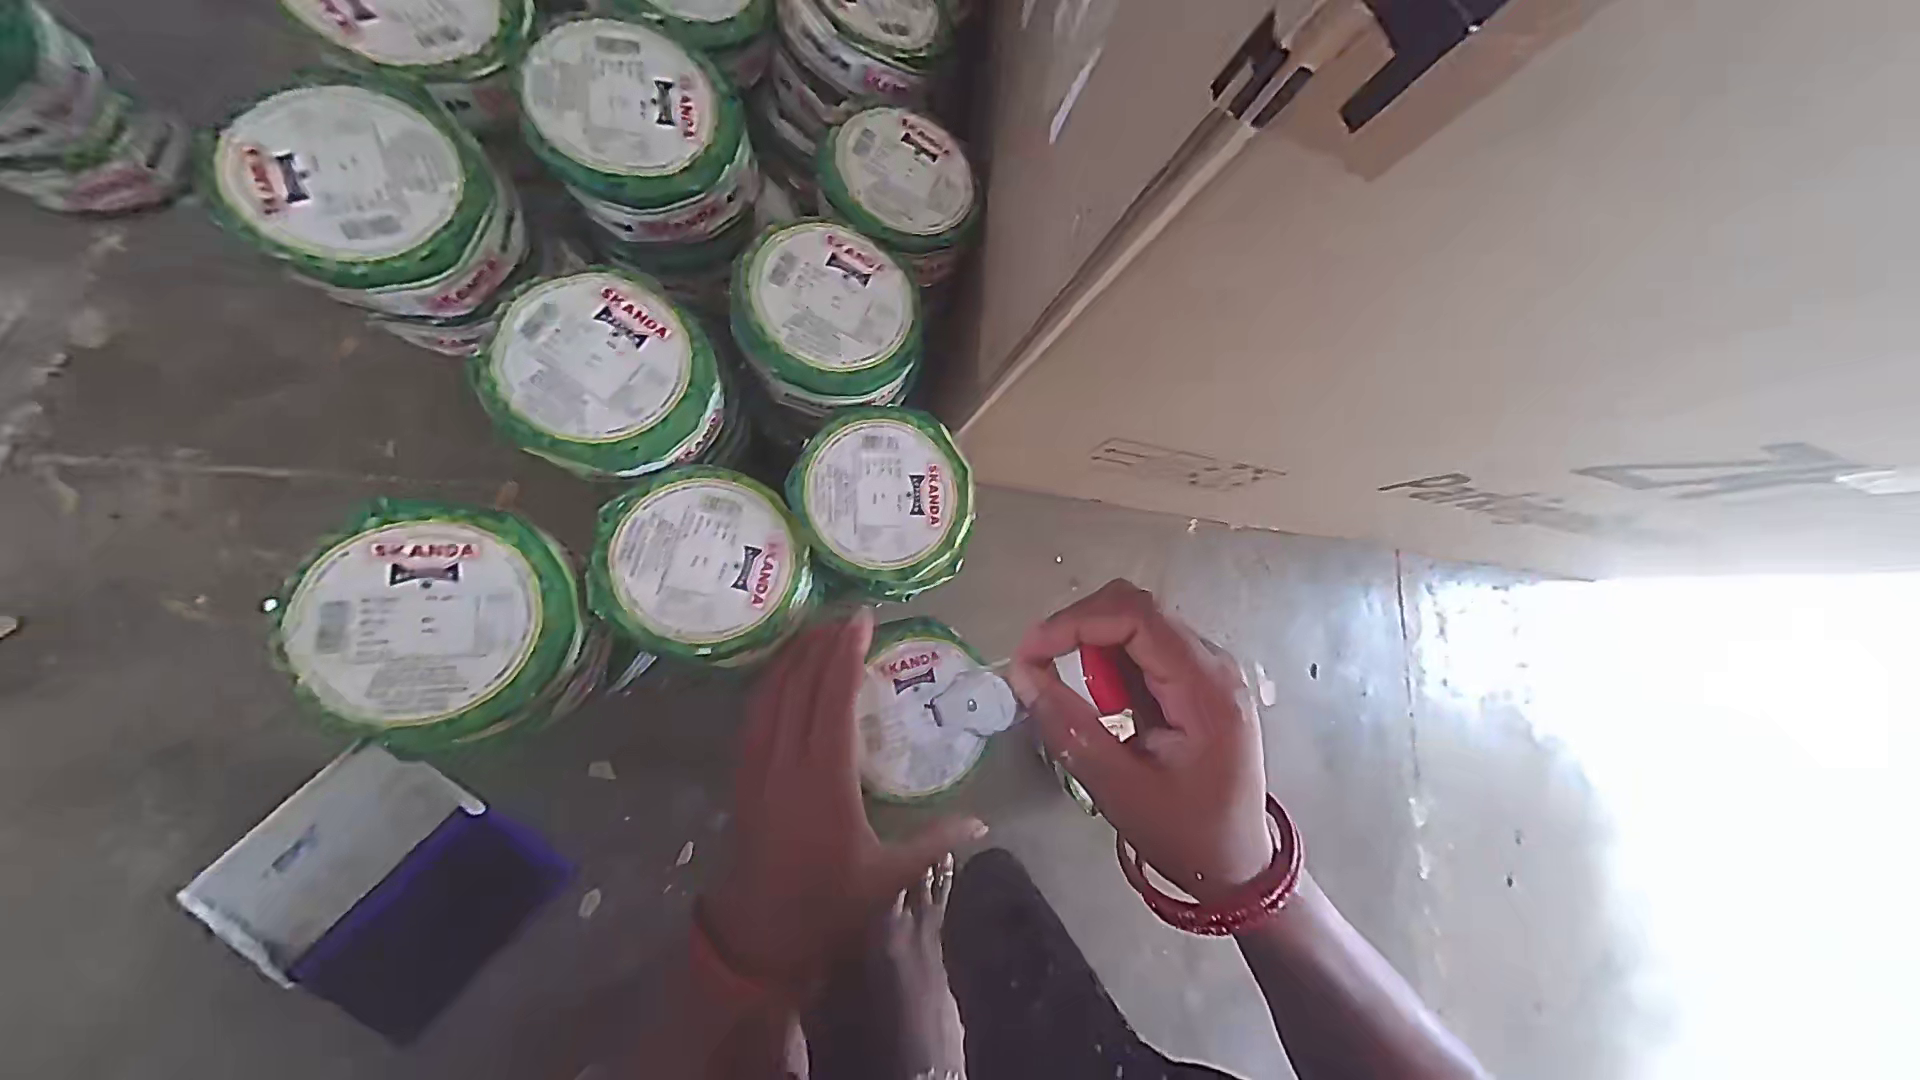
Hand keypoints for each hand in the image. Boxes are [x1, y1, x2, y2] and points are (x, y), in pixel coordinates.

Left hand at [704, 609, 988, 992]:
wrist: (756, 936)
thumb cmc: (825, 903)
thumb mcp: (888, 876)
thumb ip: (936, 842)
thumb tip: (983, 821)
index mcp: (825, 778)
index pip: (835, 699)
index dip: (847, 654)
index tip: (864, 620)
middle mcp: (787, 760)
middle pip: (803, 684)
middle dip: (825, 642)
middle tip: (848, 613)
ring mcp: (758, 764)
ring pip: (773, 691)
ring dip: (796, 654)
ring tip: (819, 627)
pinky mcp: (744, 772)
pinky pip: (755, 710)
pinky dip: (772, 679)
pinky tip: (785, 668)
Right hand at [1009, 580, 1272, 903]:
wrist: (1238, 864)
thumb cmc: (1187, 834)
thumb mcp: (1120, 790)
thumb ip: (1070, 729)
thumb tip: (1023, 676)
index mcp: (1206, 689)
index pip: (1136, 617)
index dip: (1075, 622)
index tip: (1031, 652)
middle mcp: (1211, 663)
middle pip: (1134, 607)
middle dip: (1077, 628)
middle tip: (1040, 667)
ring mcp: (1204, 666)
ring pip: (1133, 621)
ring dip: (1090, 646)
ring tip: (1083, 700)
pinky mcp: (1192, 676)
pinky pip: (1139, 646)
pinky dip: (1106, 662)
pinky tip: (1106, 703)